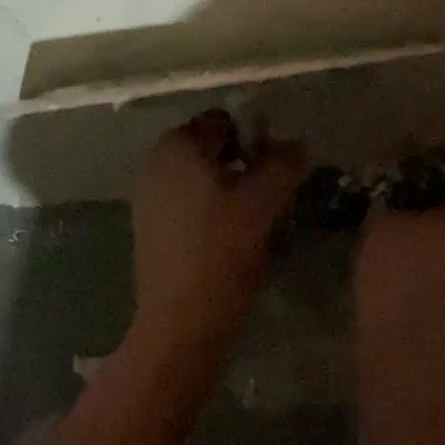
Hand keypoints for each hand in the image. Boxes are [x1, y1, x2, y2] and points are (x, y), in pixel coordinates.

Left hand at [128, 109, 308, 346]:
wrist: (179, 323)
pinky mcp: (149, 226)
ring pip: (201, 177)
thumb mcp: (263, 203)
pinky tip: (229, 240)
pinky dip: (210, 210)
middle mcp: (155, 161)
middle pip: (211, 148)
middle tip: (270, 196)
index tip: (275, 171)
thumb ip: (284, 164)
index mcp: (177, 145)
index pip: (224, 121)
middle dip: (243, 164)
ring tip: (254, 221)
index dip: (255, 138)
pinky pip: (188, 202)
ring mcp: (147, 194)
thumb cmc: (221, 252)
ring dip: (229, 189)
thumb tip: (296, 144)